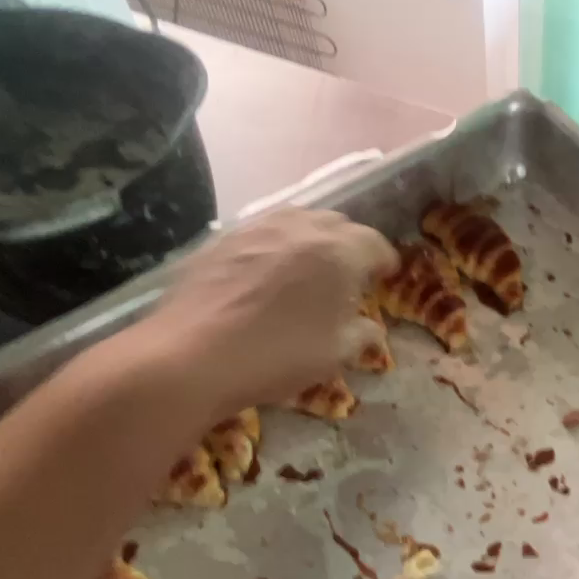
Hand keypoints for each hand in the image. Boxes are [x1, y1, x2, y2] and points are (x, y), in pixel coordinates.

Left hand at [119, 208, 396, 418]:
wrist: (193, 356)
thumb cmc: (279, 355)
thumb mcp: (336, 354)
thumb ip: (363, 334)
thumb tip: (371, 328)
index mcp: (339, 252)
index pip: (376, 244)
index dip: (385, 262)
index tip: (385, 279)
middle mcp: (301, 228)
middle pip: (338, 224)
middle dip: (350, 246)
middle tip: (349, 276)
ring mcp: (257, 228)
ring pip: (298, 222)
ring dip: (312, 241)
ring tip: (310, 270)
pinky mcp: (222, 239)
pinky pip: (263, 233)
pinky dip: (277, 247)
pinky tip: (268, 277)